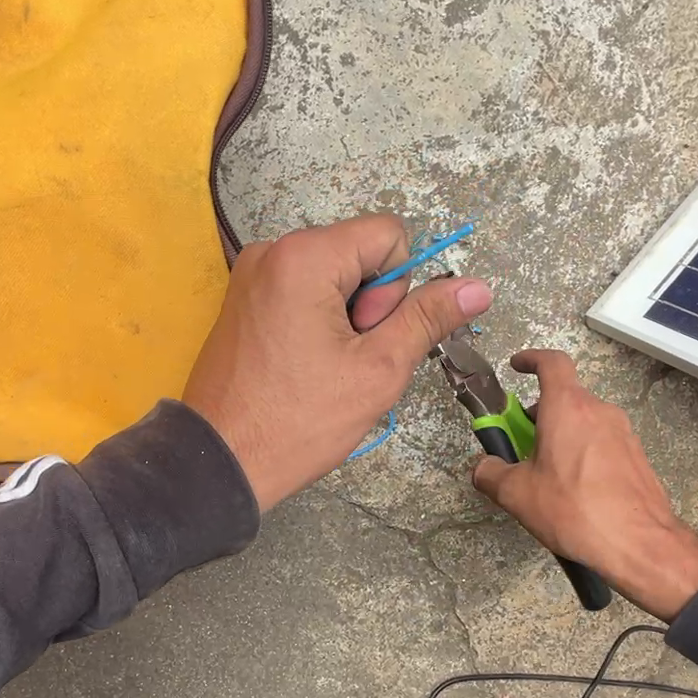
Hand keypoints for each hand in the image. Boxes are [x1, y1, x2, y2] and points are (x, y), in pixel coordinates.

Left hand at [183, 214, 493, 511]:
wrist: (220, 463)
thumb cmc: (297, 422)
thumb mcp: (377, 370)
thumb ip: (428, 319)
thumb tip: (477, 287)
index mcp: (304, 255)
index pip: (389, 235)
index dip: (395, 289)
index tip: (366, 336)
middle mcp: (271, 251)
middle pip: (357, 255)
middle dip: (368, 305)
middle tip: (343, 361)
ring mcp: (250, 276)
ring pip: (332, 279)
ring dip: (343, 320)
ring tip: (322, 369)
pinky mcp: (241, 301)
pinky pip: (301, 295)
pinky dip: (315, 325)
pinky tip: (303, 367)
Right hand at [469, 350, 697, 621]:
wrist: (639, 543)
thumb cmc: (573, 510)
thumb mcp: (516, 494)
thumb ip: (490, 473)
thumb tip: (482, 467)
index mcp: (567, 408)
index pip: (552, 363)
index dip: (531, 359)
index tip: (517, 366)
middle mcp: (599, 412)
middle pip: (564, 398)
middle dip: (537, 415)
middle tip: (519, 445)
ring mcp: (622, 434)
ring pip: (582, 422)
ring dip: (559, 437)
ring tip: (544, 475)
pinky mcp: (635, 457)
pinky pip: (600, 444)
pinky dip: (580, 454)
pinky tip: (572, 492)